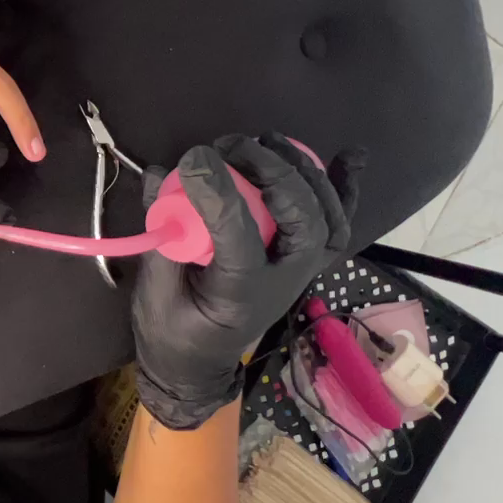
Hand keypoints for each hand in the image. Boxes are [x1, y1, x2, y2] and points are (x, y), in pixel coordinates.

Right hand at [130, 134, 364, 429]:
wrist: (196, 363)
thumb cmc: (171, 331)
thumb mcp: (154, 291)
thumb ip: (160, 233)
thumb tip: (158, 173)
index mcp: (240, 295)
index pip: (240, 237)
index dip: (219, 192)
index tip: (194, 157)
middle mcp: (284, 281)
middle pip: (303, 222)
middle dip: (272, 173)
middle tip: (230, 145)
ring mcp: (301, 270)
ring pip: (327, 218)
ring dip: (304, 171)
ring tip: (267, 139)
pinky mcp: (303, 261)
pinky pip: (337, 224)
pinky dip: (344, 189)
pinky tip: (347, 155)